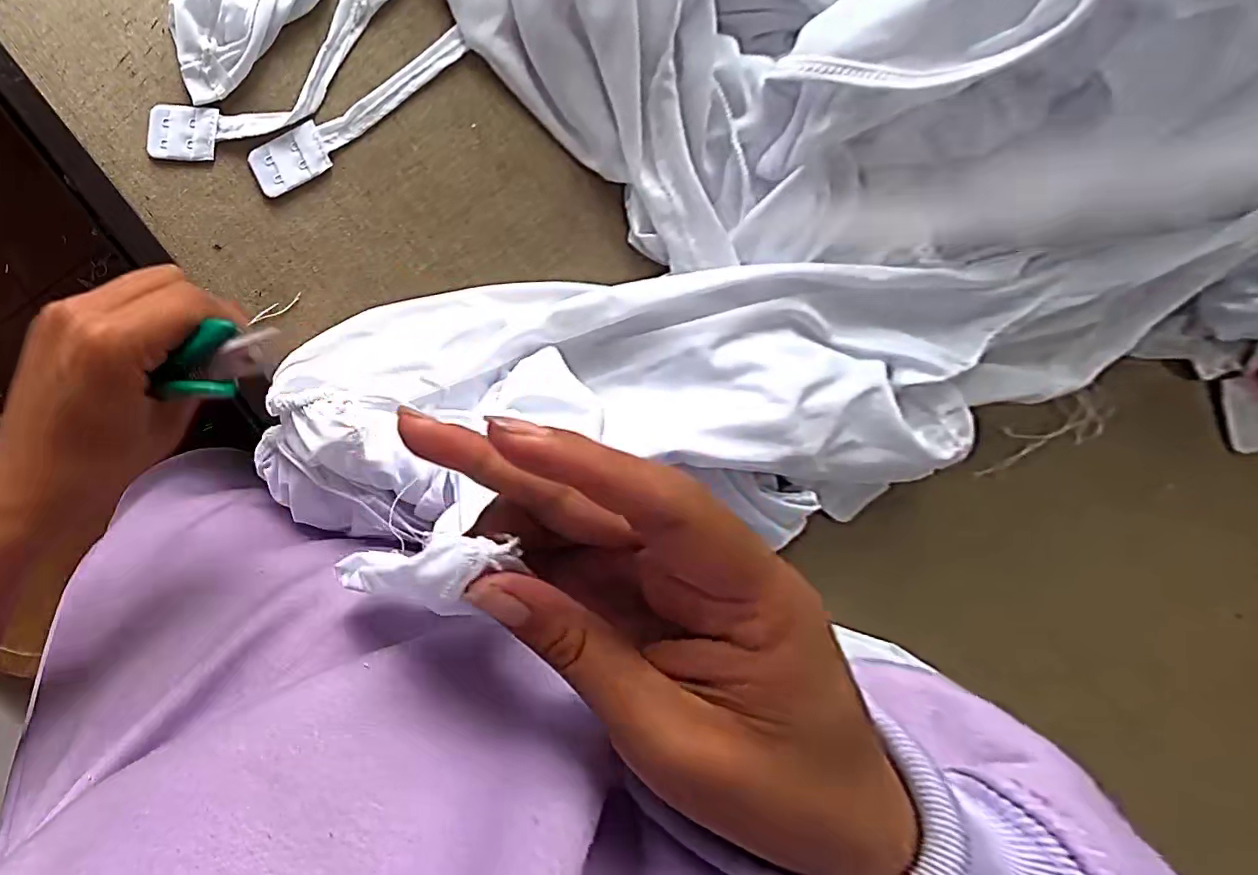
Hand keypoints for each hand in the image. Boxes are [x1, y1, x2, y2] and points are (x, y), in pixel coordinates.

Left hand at [0, 266, 244, 534]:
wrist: (25, 492)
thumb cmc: (90, 475)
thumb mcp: (163, 426)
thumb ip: (199, 377)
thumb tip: (223, 352)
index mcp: (110, 344)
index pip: (189, 302)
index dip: (225, 319)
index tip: (239, 342)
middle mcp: (82, 314)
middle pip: (168, 279)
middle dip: (199, 310)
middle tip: (212, 349)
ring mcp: (62, 311)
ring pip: (143, 282)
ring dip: (171, 309)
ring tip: (177, 354)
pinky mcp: (54, 319)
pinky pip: (116, 297)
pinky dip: (142, 314)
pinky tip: (145, 352)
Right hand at [398, 410, 918, 874]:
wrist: (838, 827)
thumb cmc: (781, 791)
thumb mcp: (674, 739)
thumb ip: (578, 650)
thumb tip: (486, 582)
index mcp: (742, 582)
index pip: (657, 500)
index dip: (576, 461)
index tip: (498, 434)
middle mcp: (694, 551)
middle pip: (589, 490)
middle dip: (501, 458)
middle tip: (420, 429)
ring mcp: (658, 562)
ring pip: (566, 512)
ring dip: (501, 513)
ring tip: (455, 545)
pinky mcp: (630, 579)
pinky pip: (562, 549)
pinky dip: (514, 550)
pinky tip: (483, 559)